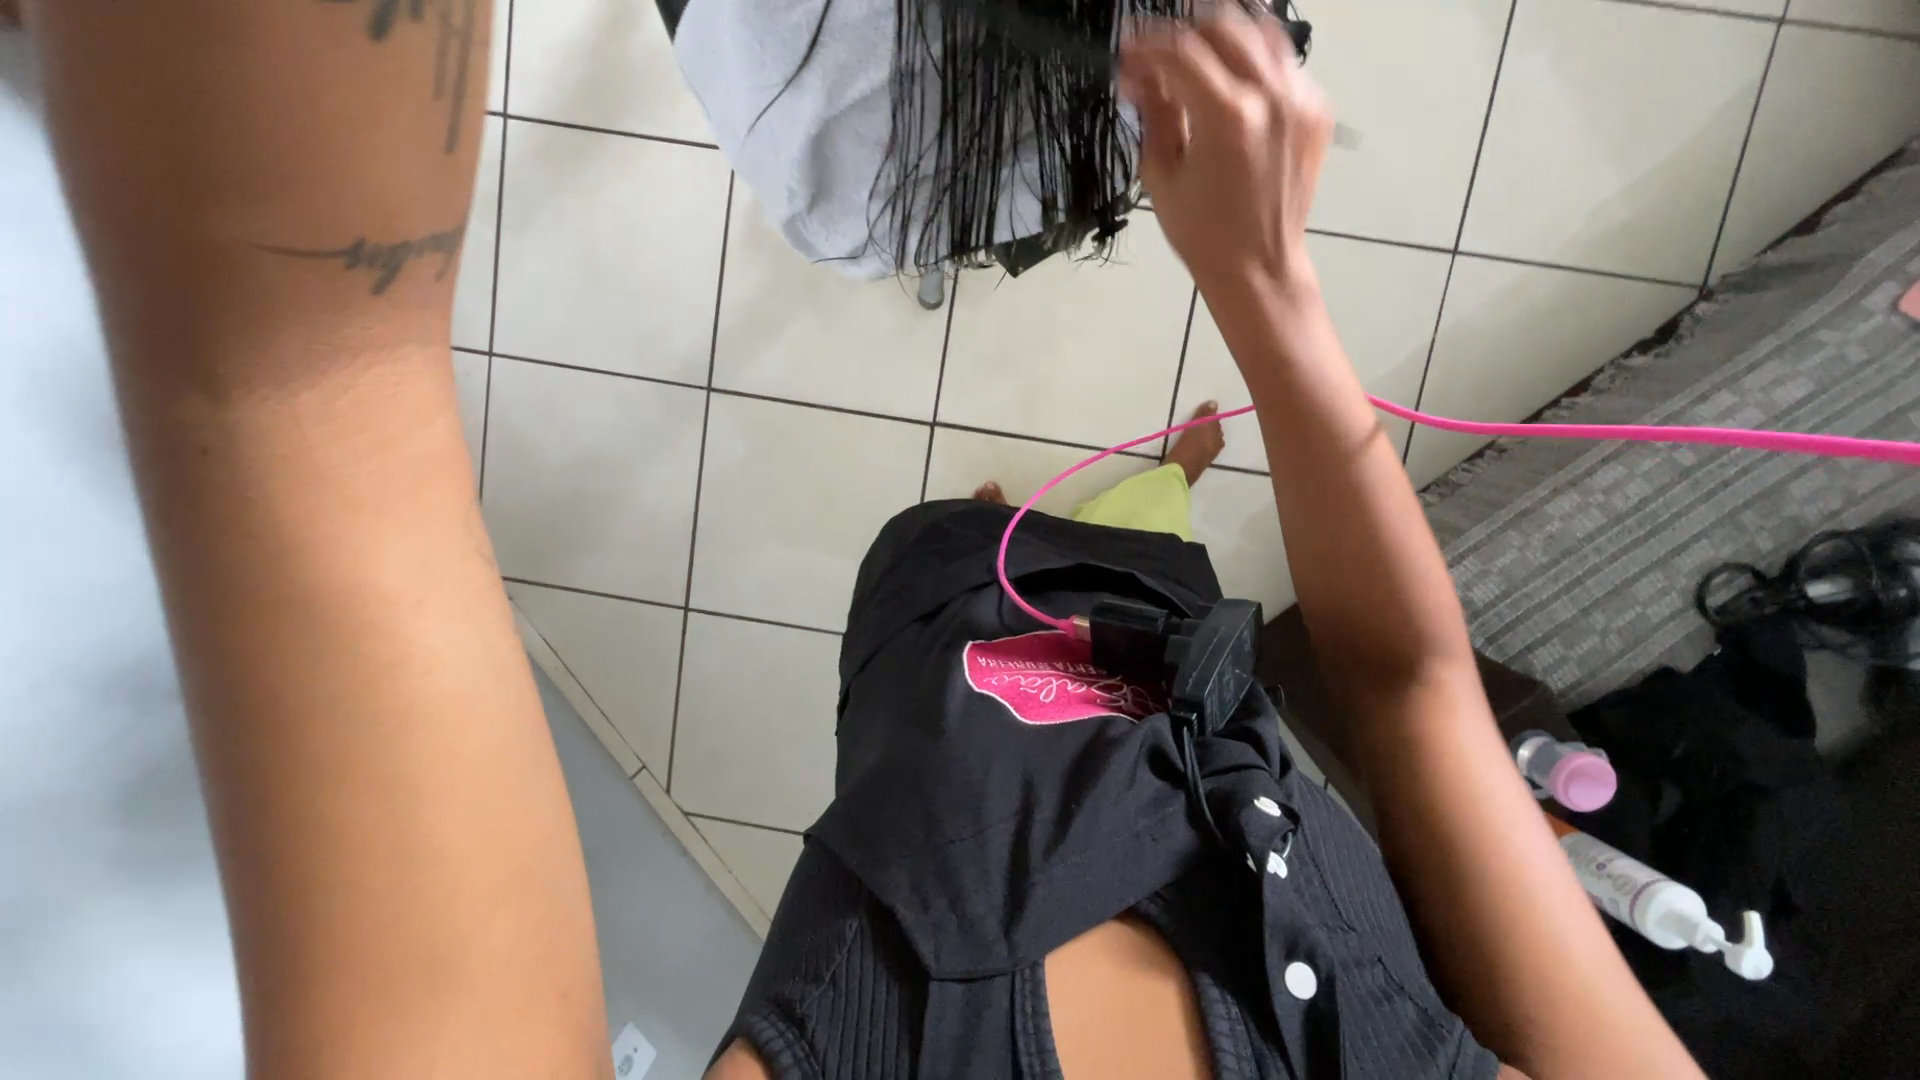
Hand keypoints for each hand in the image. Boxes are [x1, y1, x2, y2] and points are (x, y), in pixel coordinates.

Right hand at [1119, 13, 1333, 299]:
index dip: (1147, 44)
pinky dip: (1253, 63)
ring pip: (1261, 33)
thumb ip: (1155, 114)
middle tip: (1159, 52)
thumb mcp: (1162, 177)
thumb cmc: (1201, 234)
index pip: (1181, 52)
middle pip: (1225, 26)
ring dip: (1223, 36)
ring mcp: (1301, 99)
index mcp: (1227, 117)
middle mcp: (1271, 96)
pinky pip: (1283, 64)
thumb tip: (1139, 74)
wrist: (1258, 266)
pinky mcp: (1316, 109)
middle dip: (1184, 32)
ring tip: (1197, 56)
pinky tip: (1232, 86)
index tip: (1127, 49)